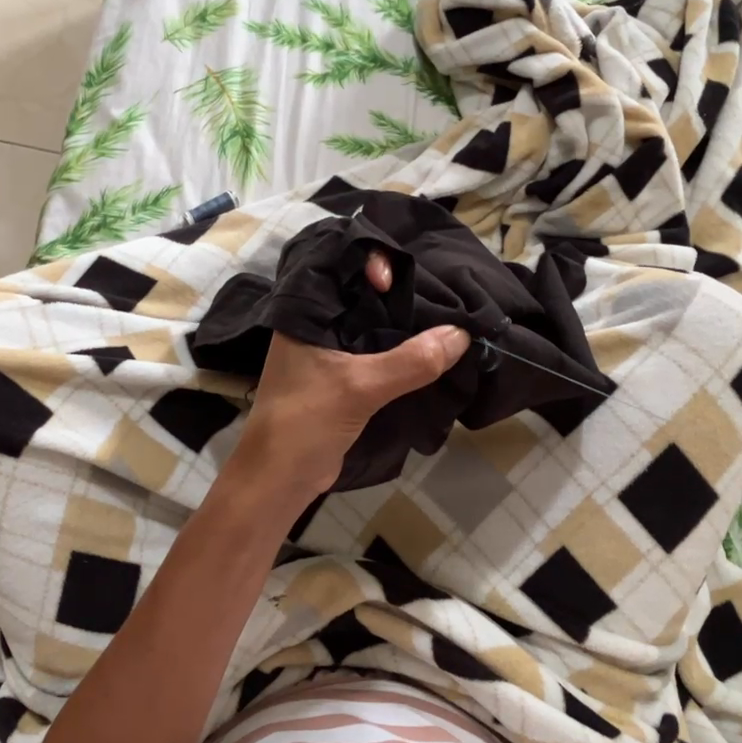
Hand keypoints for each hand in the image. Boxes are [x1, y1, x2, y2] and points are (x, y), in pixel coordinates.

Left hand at [228, 250, 469, 504]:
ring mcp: (329, 354)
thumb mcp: (359, 387)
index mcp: (305, 313)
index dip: (371, 263)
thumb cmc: (305, 421)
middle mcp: (315, 326)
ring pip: (372, 327)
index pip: (340, 267)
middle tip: (441, 295)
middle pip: (363, 297)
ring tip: (446, 319)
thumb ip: (410, 362)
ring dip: (403, 327)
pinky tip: (433, 352)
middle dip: (399, 295)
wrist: (279, 478)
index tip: (397, 282)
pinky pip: (376, 354)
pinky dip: (401, 353)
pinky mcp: (343, 380)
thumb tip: (462, 335)